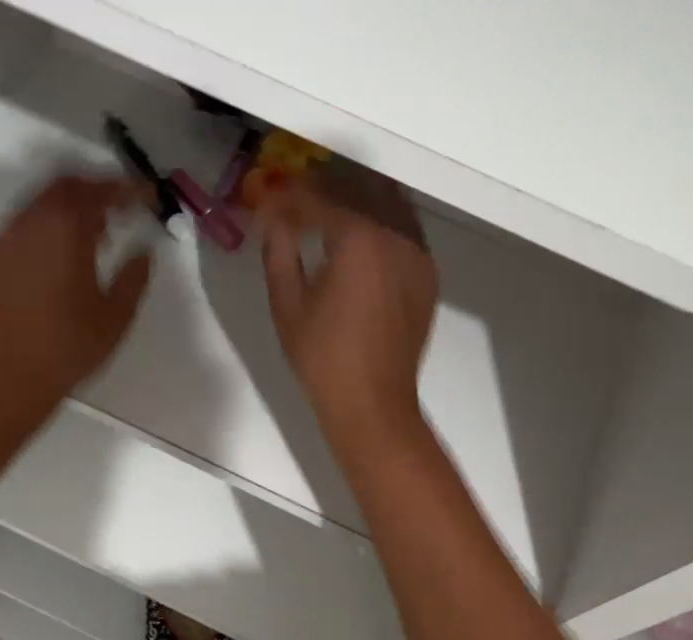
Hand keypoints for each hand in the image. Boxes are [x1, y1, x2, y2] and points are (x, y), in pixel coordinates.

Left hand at [0, 175, 152, 401]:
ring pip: (43, 200)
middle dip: (98, 188)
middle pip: (67, 184)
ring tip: (97, 229)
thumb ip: (134, 276)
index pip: (102, 192)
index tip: (150, 197)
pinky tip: (64, 250)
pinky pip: (26, 221)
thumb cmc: (67, 351)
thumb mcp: (115, 317)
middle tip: (124, 206)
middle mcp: (32, 222)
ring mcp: (8, 238)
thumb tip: (144, 250)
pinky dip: (50, 221)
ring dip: (73, 204)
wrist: (7, 380)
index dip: (130, 190)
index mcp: (66, 230)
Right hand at [258, 164, 437, 428]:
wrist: (373, 402)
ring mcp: (417, 251)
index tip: (266, 204)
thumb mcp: (287, 304)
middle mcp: (395, 233)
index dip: (287, 197)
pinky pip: (404, 228)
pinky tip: (357, 238)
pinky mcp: (426, 272)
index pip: (318, 197)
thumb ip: (279, 251)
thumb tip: (273, 219)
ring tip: (325, 210)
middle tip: (295, 197)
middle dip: (323, 185)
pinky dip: (379, 220)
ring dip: (355, 196)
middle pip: (358, 185)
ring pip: (387, 200)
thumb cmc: (322, 358)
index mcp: (358, 238)